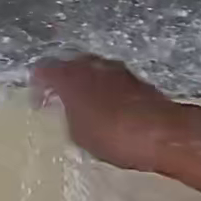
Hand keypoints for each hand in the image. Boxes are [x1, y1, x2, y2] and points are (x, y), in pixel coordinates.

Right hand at [31, 54, 191, 173]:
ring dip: (84, 84)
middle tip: (57, 100)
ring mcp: (116, 69)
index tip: (38, 102)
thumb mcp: (78, 134)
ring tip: (81, 105)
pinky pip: (110, 80)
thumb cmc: (113, 136)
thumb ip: (67, 116)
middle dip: (61, 81)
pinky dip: (103, 89)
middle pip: (69, 65)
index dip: (37, 86)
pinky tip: (105, 106)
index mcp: (71, 76)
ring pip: (92, 70)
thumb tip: (68, 110)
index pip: (44, 70)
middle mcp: (92, 65)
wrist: (162, 132)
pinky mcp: (136, 79)